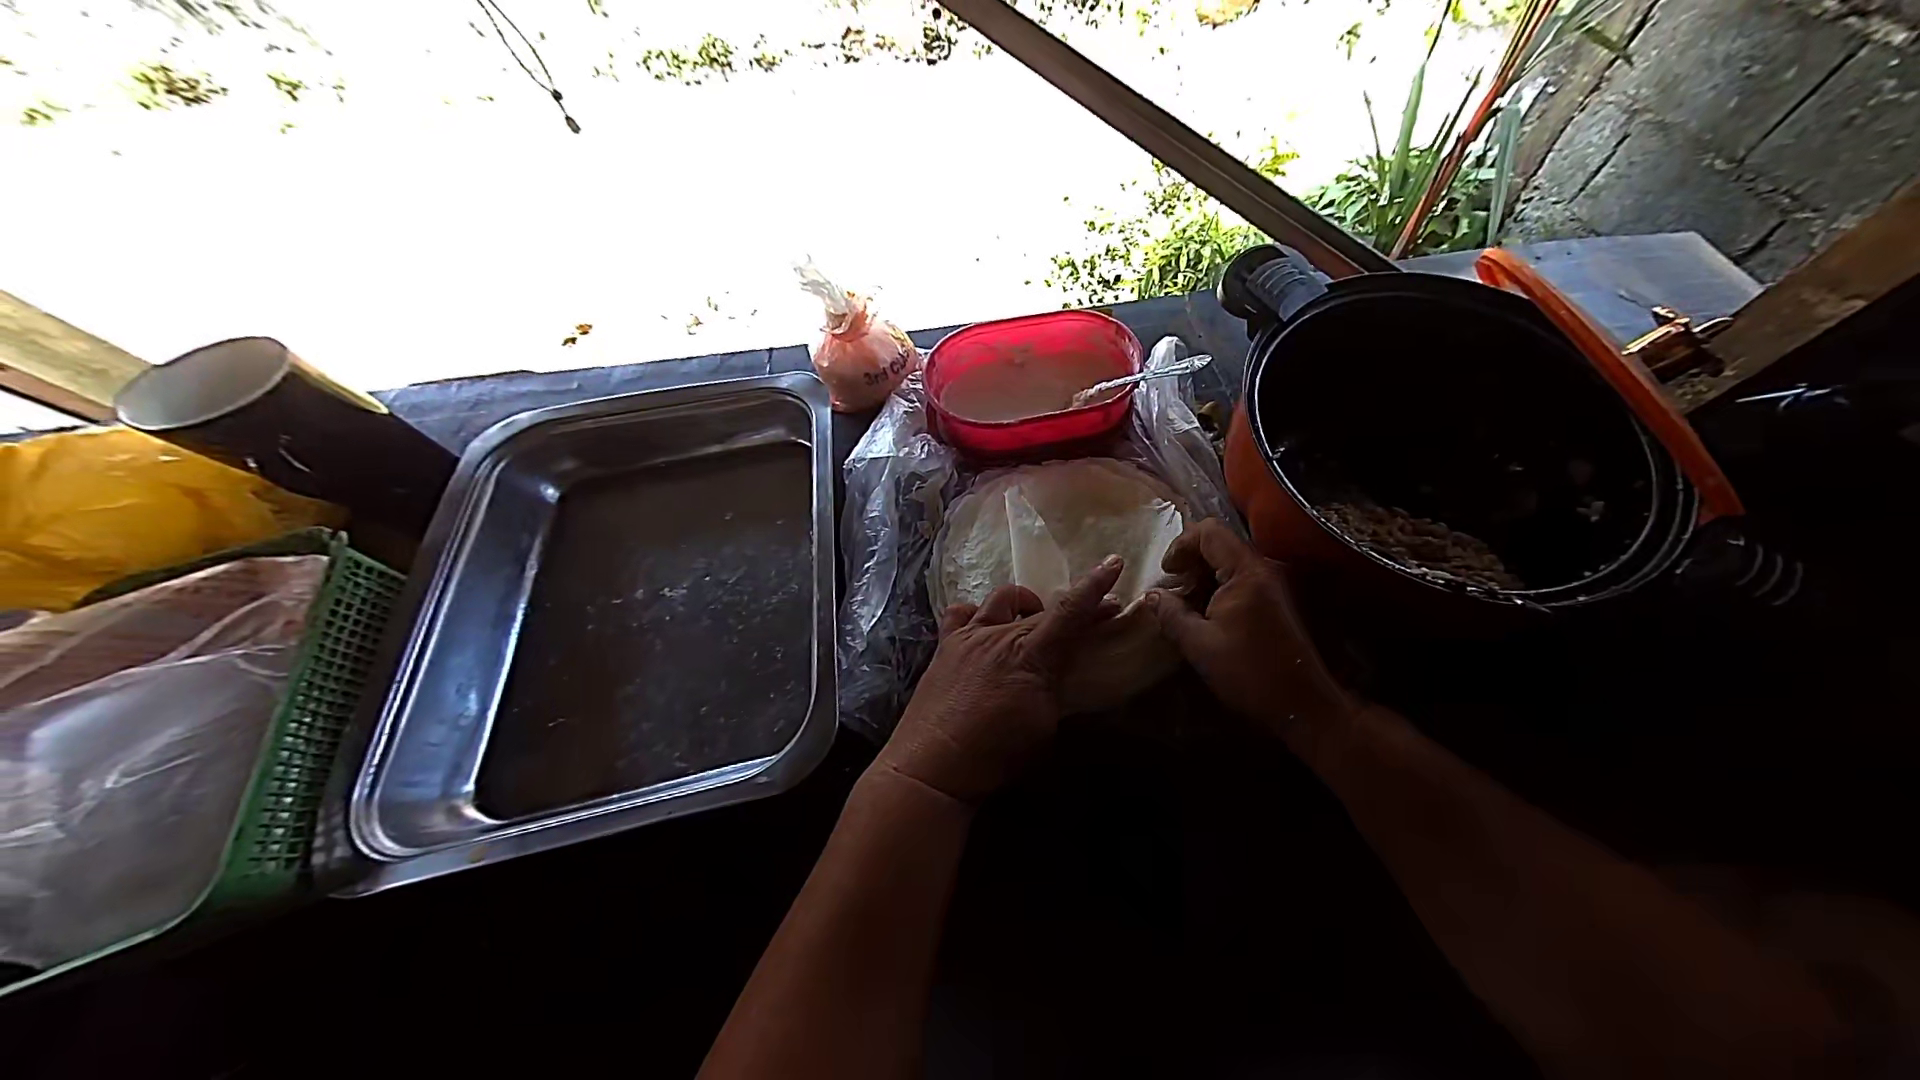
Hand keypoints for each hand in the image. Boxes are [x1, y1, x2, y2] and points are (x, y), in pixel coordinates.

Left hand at [877, 556, 1126, 805]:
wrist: (933, 765)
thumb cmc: (996, 754)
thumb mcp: (1043, 725)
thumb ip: (1055, 689)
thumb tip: (1061, 670)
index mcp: (1030, 656)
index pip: (1069, 612)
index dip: (1094, 586)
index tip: (1113, 563)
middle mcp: (999, 636)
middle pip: (1043, 608)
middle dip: (1072, 606)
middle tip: (1092, 616)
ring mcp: (969, 636)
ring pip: (1001, 599)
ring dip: (1024, 604)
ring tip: (1032, 621)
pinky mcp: (946, 645)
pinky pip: (961, 612)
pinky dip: (977, 613)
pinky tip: (984, 626)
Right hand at [1142, 519, 1355, 748]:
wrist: (1303, 704)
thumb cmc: (1249, 673)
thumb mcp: (1199, 645)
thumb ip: (1171, 615)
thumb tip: (1152, 597)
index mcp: (1246, 573)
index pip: (1209, 533)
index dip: (1181, 545)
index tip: (1167, 572)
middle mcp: (1263, 570)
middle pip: (1220, 543)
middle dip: (1190, 559)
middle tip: (1171, 586)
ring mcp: (1273, 584)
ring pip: (1230, 561)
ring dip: (1203, 574)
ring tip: (1184, 601)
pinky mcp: (1275, 600)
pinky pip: (1241, 578)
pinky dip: (1218, 586)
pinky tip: (1205, 612)